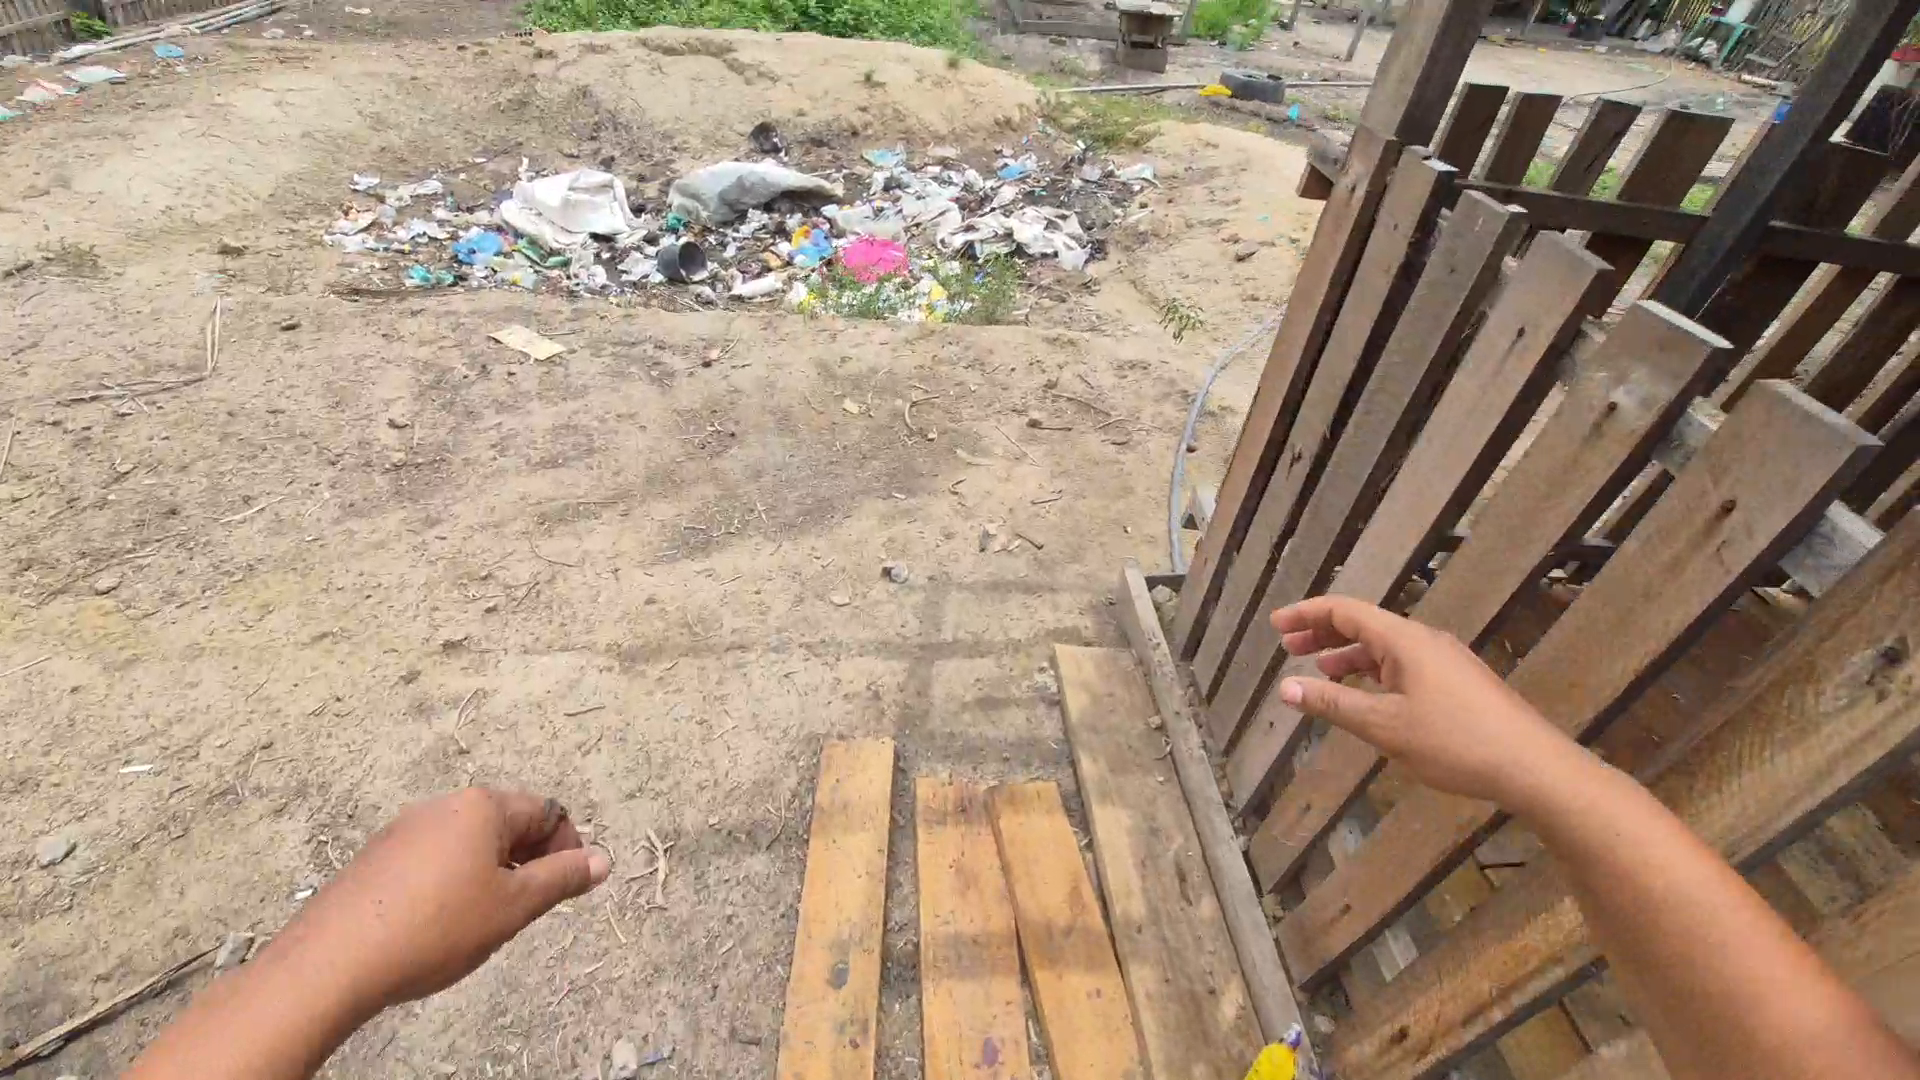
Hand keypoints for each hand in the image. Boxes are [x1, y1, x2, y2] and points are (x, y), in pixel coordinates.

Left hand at [265, 788, 610, 1013]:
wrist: (326, 968)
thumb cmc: (436, 927)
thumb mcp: (514, 906)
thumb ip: (563, 878)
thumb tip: (603, 860)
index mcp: (483, 806)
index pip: (548, 813)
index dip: (568, 847)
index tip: (569, 886)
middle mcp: (443, 805)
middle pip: (508, 823)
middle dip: (529, 858)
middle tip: (529, 903)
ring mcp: (402, 830)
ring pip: (469, 841)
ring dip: (492, 870)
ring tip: (485, 916)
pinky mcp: (373, 859)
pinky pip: (433, 857)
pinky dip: (452, 879)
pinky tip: (440, 921)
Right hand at [1271, 596, 1590, 809]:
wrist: (1536, 769)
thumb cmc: (1454, 742)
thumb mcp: (1383, 725)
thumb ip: (1332, 702)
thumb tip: (1285, 687)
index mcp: (1404, 640)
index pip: (1344, 611)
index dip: (1306, 614)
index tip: (1276, 625)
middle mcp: (1423, 640)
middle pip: (1363, 624)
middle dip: (1322, 633)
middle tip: (1288, 647)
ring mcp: (1443, 661)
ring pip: (1383, 646)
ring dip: (1346, 654)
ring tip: (1319, 672)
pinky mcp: (1456, 682)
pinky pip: (1401, 663)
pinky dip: (1371, 670)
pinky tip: (1364, 694)